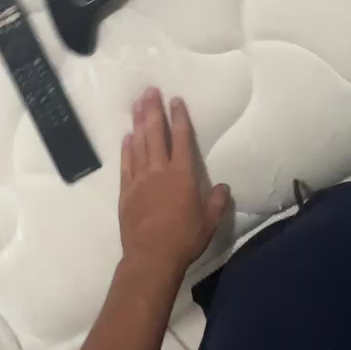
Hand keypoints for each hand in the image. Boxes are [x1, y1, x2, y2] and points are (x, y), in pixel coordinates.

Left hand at [119, 89, 230, 283]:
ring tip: (136, 104)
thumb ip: (217, 202)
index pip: (181, 138)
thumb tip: (224, 188)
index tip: (175, 101)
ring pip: (138, 144)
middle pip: (155, 134)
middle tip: (149, 91)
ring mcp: (140, 179)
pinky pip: (126, 164)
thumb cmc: (184, 238)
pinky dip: (126, 149)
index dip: (179, 118)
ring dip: (138, 123)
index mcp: (182, 174)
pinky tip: (126, 137)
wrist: (151, 258)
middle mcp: (160, 170)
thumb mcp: (209, 221)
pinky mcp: (126, 191)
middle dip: (153, 110)